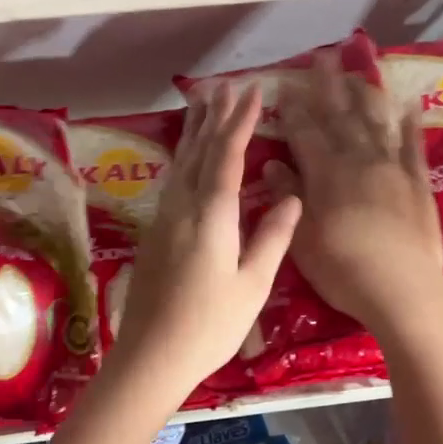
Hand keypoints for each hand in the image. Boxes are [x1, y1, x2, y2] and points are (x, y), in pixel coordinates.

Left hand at [109, 82, 301, 392]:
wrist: (151, 356)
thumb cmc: (209, 326)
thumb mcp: (252, 285)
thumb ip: (271, 237)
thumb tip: (291, 198)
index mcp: (211, 216)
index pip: (226, 156)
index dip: (239, 122)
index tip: (252, 92)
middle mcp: (182, 210)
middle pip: (198, 153)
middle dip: (214, 118)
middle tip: (224, 86)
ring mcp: (162, 224)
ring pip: (179, 167)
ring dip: (193, 135)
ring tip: (201, 108)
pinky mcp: (153, 240)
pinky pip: (172, 186)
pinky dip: (184, 163)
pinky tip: (187, 164)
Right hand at [273, 50, 442, 338]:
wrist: (402, 291)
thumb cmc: (342, 271)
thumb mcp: (303, 239)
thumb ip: (290, 196)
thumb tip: (273, 164)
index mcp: (326, 175)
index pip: (305, 134)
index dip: (293, 111)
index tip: (283, 88)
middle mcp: (360, 161)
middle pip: (341, 118)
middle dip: (328, 88)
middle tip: (322, 57)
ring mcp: (393, 169)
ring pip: (376, 122)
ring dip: (364, 96)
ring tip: (356, 72)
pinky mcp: (418, 184)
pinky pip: (412, 145)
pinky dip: (408, 124)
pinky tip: (406, 107)